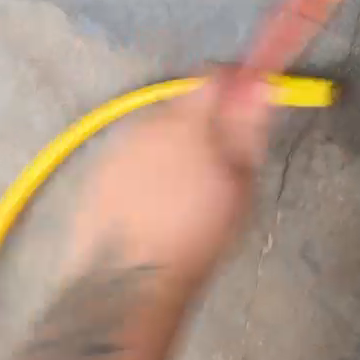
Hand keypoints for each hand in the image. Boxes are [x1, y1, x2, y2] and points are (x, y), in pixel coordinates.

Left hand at [64, 68, 275, 290]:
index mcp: (187, 119)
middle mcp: (146, 122)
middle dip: (207, 117)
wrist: (128, 285)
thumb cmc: (200, 231)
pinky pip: (134, 154)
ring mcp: (116, 147)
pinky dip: (151, 164)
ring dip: (178, 140)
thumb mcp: (242, 180)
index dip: (237, 83)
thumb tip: (263, 82)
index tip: (251, 104)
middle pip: (185, 102)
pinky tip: (159, 200)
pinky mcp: (96, 174)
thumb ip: (250, 126)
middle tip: (225, 156)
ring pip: (158, 129)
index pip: (214, 75)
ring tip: (191, 183)